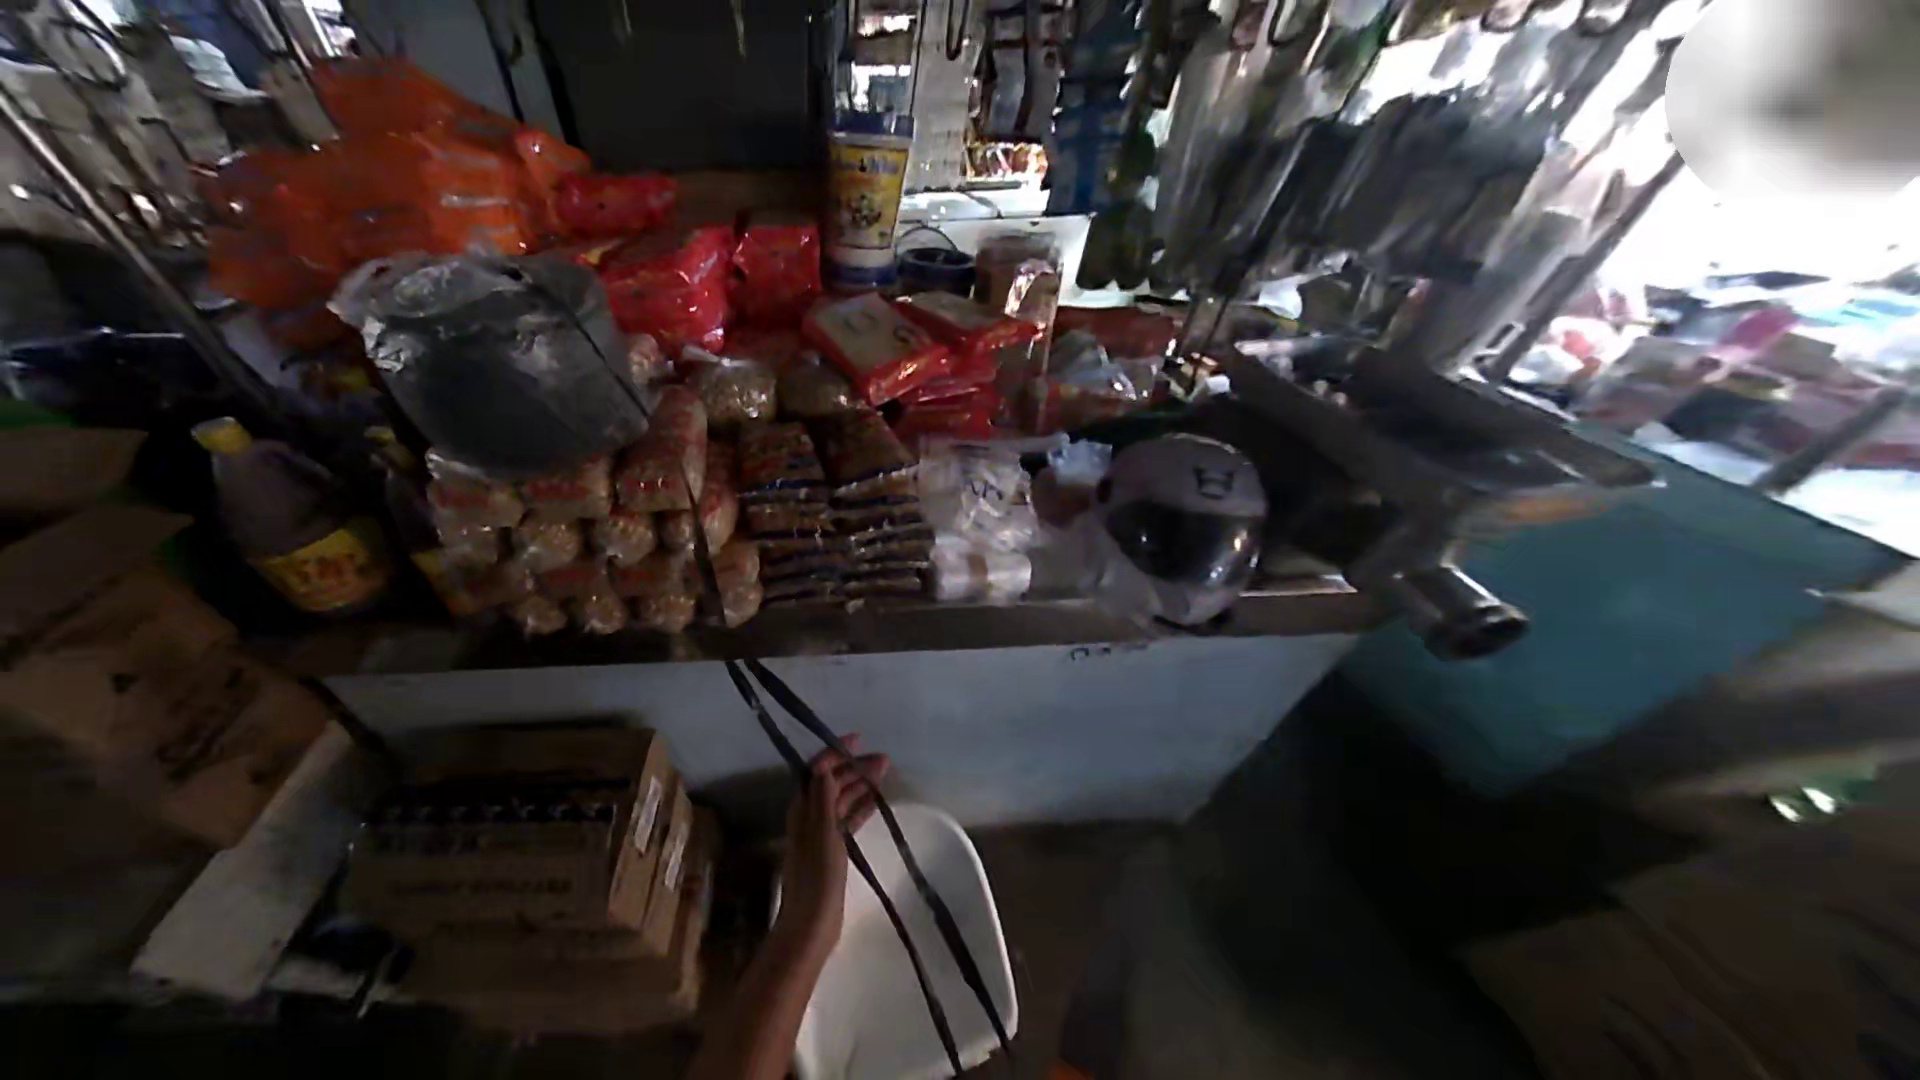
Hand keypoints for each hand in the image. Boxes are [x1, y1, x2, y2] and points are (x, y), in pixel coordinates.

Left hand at [775, 735, 888, 957]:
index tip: (859, 738)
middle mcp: (809, 815)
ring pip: (842, 798)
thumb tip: (823, 766)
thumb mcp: (822, 833)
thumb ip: (823, 799)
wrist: (811, 923)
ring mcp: (821, 832)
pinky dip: (861, 806)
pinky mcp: (832, 849)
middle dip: (855, 767)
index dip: (836, 751)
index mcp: (803, 808)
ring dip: (861, 784)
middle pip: (832, 782)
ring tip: (885, 774)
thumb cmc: (816, 876)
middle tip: (884, 759)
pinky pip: (848, 818)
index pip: (818, 770)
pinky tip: (876, 801)